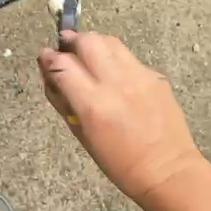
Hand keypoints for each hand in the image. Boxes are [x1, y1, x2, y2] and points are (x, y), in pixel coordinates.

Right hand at [37, 31, 210, 206]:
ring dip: (93, 43)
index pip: (62, 65)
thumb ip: (64, 101)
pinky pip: (128, 58)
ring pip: (110, 42)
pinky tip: (113, 75)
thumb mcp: (81, 135)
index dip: (48, 57)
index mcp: (93, 104)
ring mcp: (139, 76)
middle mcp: (116, 83)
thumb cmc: (118, 162)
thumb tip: (51, 76)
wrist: (166, 169)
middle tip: (65, 48)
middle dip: (71, 41)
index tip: (44, 57)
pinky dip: (114, 60)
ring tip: (88, 54)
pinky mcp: (155, 76)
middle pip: (87, 42)